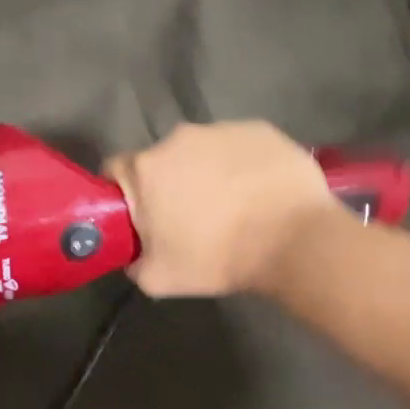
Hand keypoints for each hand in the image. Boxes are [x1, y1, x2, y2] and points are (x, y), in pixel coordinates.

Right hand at [104, 121, 343, 297]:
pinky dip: (240, 165)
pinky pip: (238, 146)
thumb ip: (133, 261)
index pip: (115, 171)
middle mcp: (179, 138)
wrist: (294, 241)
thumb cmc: (217, 258)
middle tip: (187, 216)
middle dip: (167, 183)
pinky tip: (256, 192)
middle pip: (161, 160)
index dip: (122, 193)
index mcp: (146, 168)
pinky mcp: (262, 129)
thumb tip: (135, 253)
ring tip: (229, 204)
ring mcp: (223, 129)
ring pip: (200, 151)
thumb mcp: (156, 278)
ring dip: (205, 172)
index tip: (137, 215)